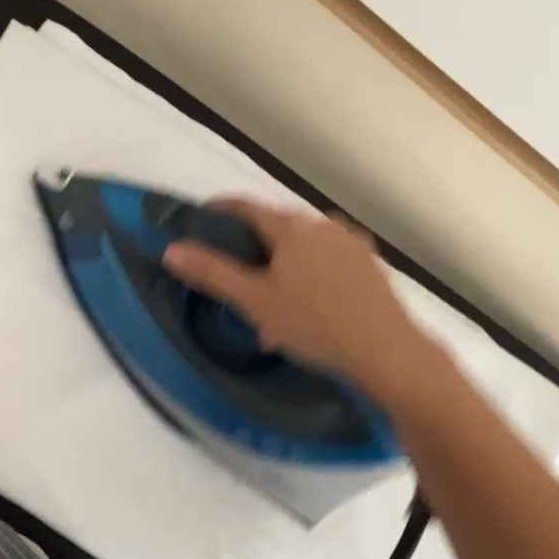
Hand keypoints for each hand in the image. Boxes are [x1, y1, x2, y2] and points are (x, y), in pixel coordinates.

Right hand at [161, 199, 433, 395]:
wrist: (387, 352)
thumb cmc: (313, 322)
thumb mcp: (253, 300)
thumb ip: (212, 272)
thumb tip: (172, 250)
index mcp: (292, 227)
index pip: (247, 207)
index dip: (221, 209)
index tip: (201, 216)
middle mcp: (323, 225)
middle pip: (276, 229)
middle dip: (252, 252)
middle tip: (236, 281)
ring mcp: (352, 244)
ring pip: (303, 249)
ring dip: (281, 270)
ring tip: (271, 308)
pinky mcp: (371, 266)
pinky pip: (327, 264)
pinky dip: (309, 279)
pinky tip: (306, 311)